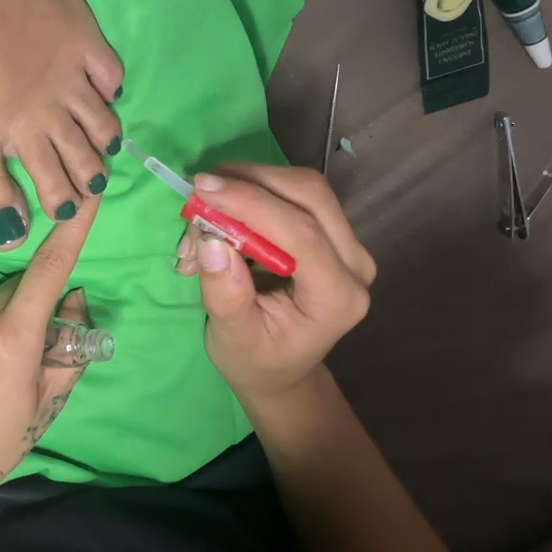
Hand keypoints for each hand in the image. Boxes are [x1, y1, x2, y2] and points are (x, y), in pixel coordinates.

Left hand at [0, 0, 123, 251]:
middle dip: (82, 179)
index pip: (50, 184)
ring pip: (97, 115)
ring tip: (102, 152)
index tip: (62, 219)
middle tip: (87, 194)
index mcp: (14, 132)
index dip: (56, 206)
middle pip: (80, 153)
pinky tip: (107, 90)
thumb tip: (9, 236)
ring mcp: (66, 61)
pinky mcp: (75, 18)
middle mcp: (51, 105)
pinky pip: (107, 68)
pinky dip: (108, 88)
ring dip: (99, 139)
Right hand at [174, 164, 374, 401]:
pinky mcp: (329, 230)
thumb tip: (212, 243)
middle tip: (197, 192)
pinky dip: (247, 193)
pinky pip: (290, 193)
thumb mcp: (233, 339)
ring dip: (243, 185)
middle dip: (249, 182)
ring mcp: (346, 244)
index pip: (302, 234)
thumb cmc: (257, 361)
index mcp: (337, 298)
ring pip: (300, 186)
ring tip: (200, 217)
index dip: (252, 204)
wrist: (281, 369)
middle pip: (309, 195)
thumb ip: (226, 295)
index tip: (201, 189)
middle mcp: (353, 264)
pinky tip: (217, 217)